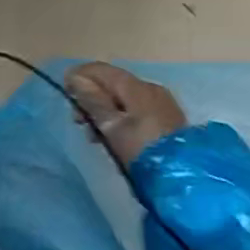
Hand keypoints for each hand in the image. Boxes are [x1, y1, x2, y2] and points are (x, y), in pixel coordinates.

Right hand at [64, 62, 187, 164]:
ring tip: (93, 134)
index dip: (82, 75)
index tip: (64, 89)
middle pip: (114, 83)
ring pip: (125, 98)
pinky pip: (137, 109)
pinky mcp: (168, 120)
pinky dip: (120, 117)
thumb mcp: (113, 129)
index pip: (103, 70)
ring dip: (105, 109)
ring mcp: (162, 103)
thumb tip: (74, 77)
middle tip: (77, 120)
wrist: (185, 179)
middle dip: (92, 96)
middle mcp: (150, 87)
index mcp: (136, 86)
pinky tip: (114, 136)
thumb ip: (93, 101)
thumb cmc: (143, 152)